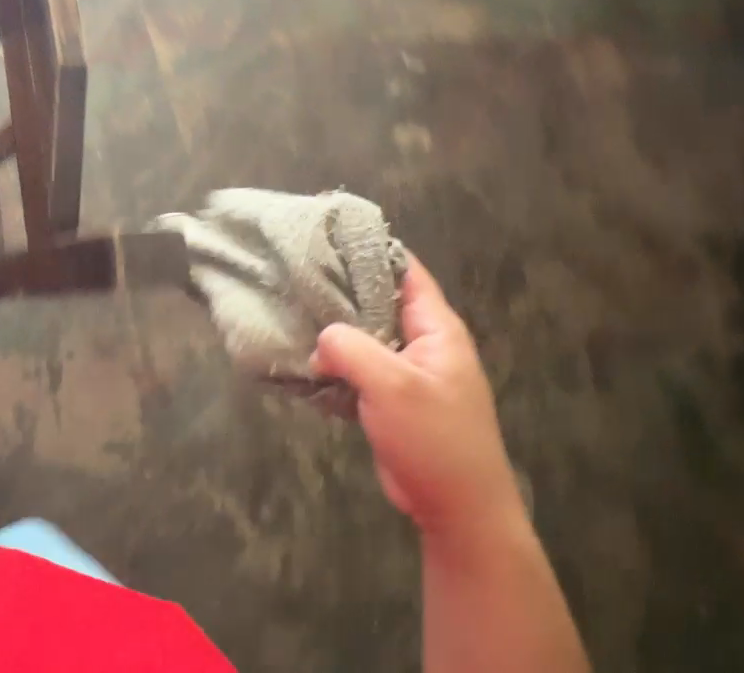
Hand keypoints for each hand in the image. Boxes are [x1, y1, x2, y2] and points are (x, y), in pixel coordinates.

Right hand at [310, 253, 525, 544]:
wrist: (457, 509)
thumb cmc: (434, 440)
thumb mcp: (392, 386)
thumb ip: (350, 348)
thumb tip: (320, 337)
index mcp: (437, 329)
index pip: (404, 271)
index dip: (368, 248)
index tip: (323, 234)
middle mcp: (422, 343)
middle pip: (376, 299)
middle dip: (338, 286)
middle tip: (291, 269)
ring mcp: (406, 372)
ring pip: (362, 333)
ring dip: (330, 325)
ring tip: (287, 306)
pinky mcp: (388, 399)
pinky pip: (355, 366)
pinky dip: (330, 359)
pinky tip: (298, 354)